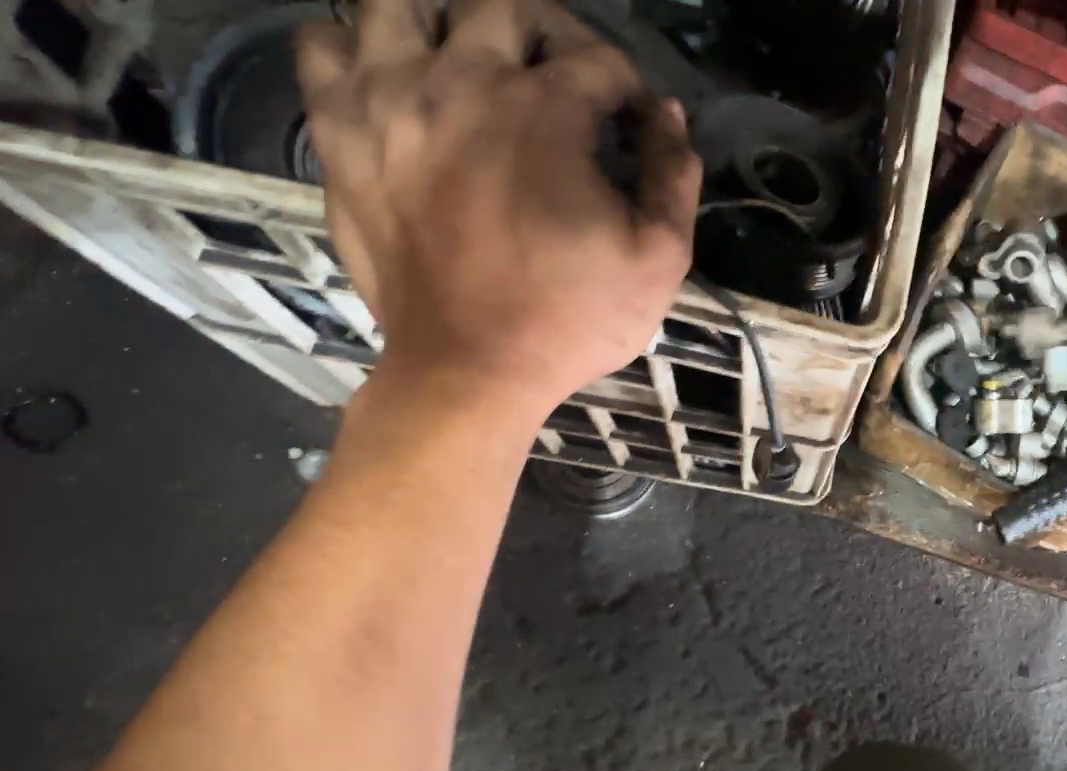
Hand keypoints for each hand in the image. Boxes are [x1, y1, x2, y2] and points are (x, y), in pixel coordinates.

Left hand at [297, 0, 700, 416]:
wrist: (472, 368)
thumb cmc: (575, 318)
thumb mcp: (660, 261)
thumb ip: (674, 176)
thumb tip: (667, 114)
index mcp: (545, 111)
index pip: (599, 60)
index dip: (628, 90)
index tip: (632, 126)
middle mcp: (460, 80)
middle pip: (505, 8)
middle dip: (552, 37)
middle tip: (567, 85)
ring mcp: (387, 100)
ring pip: (403, 3)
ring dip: (451, 24)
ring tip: (478, 67)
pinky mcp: (339, 132)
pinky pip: (323, 43)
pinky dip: (361, 48)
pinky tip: (399, 85)